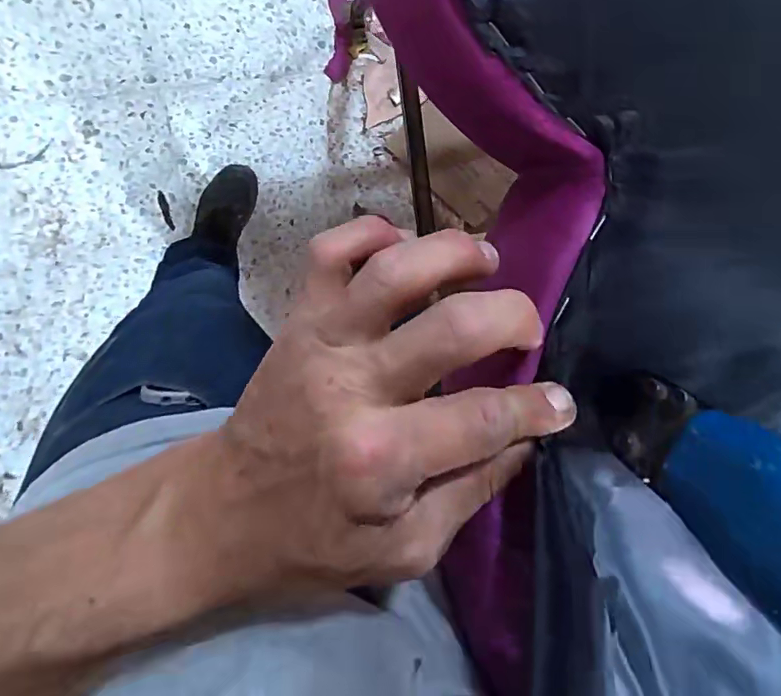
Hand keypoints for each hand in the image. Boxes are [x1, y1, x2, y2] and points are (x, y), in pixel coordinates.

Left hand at [188, 217, 575, 604]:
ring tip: (486, 259)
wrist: (220, 512)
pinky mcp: (299, 315)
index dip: (537, 407)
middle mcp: (351, 388)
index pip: (484, 418)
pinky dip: (374, 232)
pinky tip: (407, 246)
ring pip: (393, 270)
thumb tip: (530, 434)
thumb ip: (473, 490)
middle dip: (512, 317)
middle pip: (451, 328)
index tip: (560, 401)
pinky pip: (332, 249)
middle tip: (529, 328)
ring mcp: (321, 340)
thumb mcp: (405, 548)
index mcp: (380, 460)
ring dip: (453, 253)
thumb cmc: (318, 537)